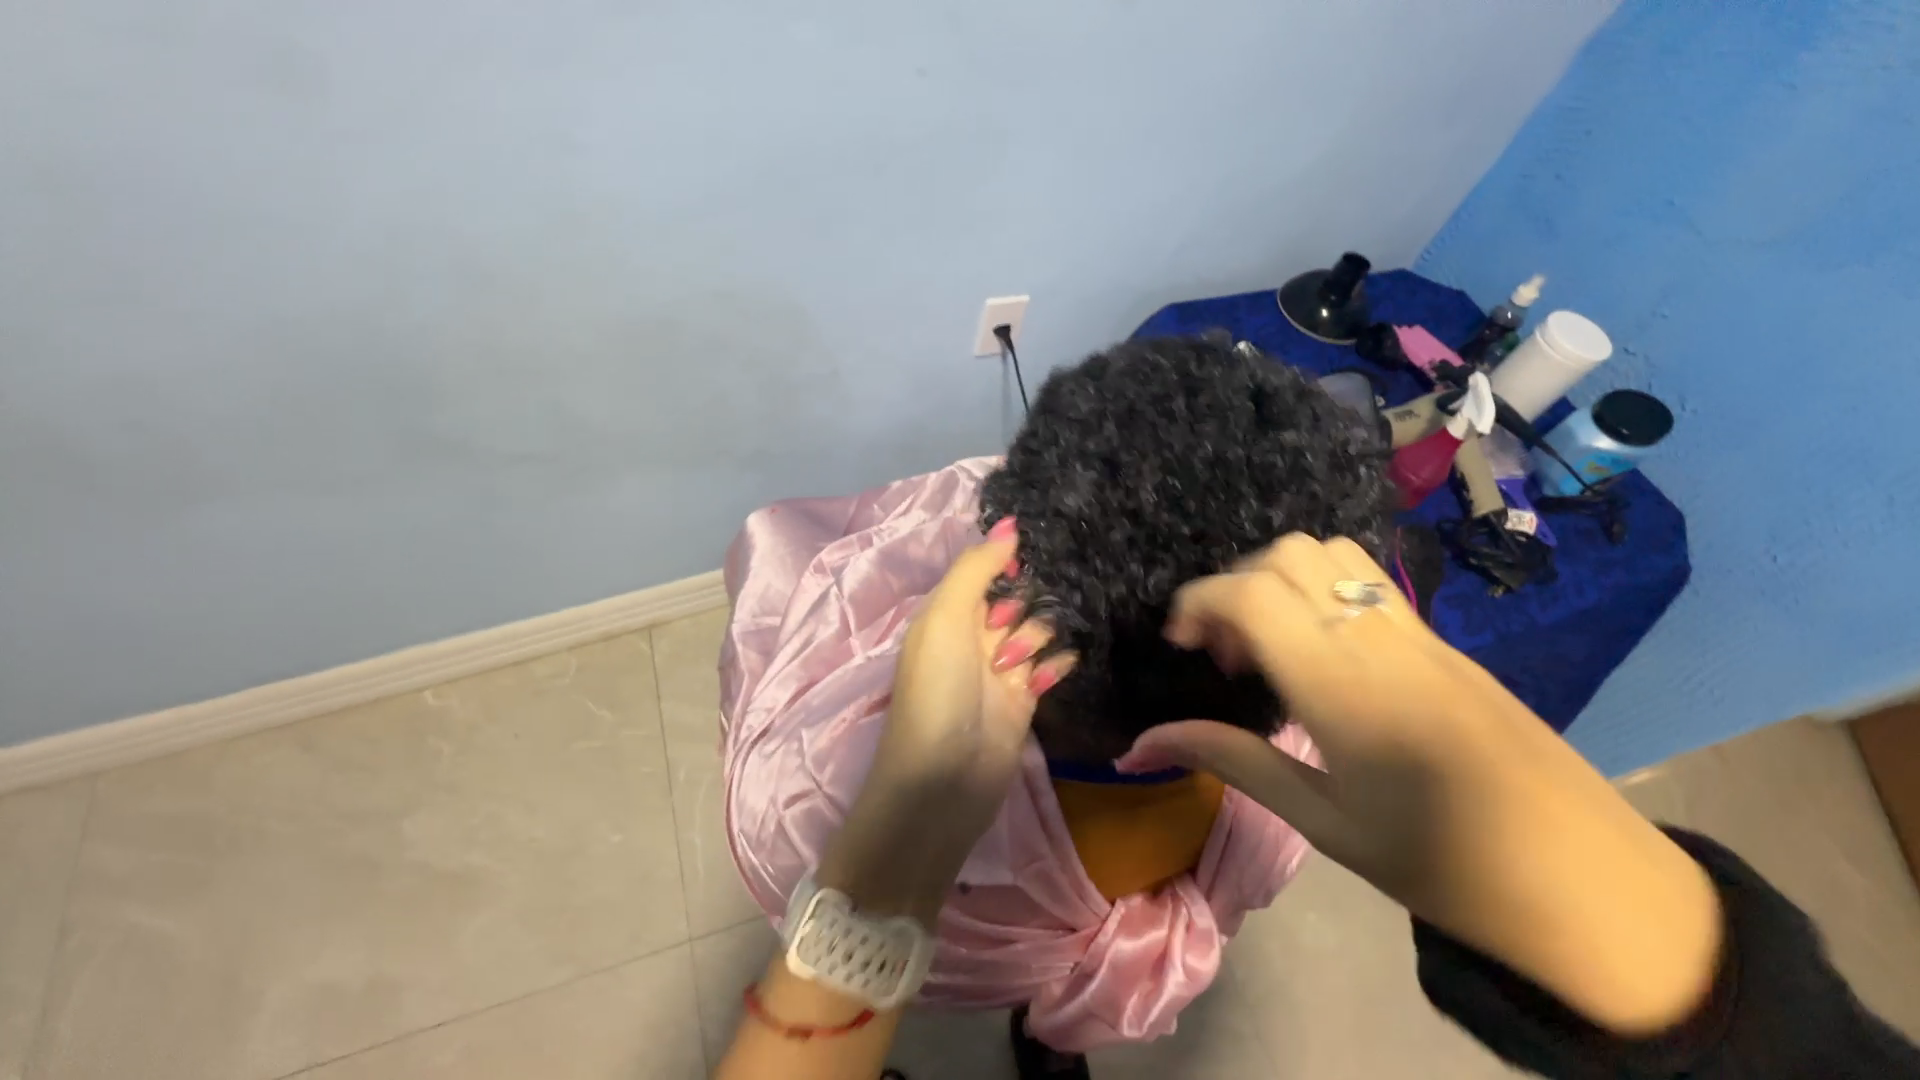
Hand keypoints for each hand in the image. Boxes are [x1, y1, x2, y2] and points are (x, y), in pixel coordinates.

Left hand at [816, 518, 1073, 925]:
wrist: (944, 780)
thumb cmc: (936, 691)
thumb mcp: (945, 619)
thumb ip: (977, 569)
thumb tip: (1011, 523)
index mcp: (947, 612)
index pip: (986, 570)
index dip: (1009, 562)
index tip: (1039, 553)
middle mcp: (973, 635)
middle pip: (1018, 597)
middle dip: (1026, 604)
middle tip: (1012, 631)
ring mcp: (1001, 668)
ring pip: (1039, 628)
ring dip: (1038, 637)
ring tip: (1018, 666)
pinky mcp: (1025, 698)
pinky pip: (1052, 664)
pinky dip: (1056, 664)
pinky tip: (1049, 675)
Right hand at [1117, 533, 1720, 1035]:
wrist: (1589, 883)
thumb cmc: (1441, 865)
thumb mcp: (1323, 823)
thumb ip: (1233, 761)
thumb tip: (1142, 742)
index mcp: (1343, 685)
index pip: (1253, 592)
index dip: (1198, 600)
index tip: (1179, 643)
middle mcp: (1379, 638)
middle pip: (1289, 553)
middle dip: (1234, 584)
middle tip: (1224, 653)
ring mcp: (1419, 632)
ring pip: (1332, 553)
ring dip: (1279, 579)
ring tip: (1269, 647)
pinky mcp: (1443, 640)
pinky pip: (1367, 580)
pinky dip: (1320, 589)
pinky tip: (1319, 655)